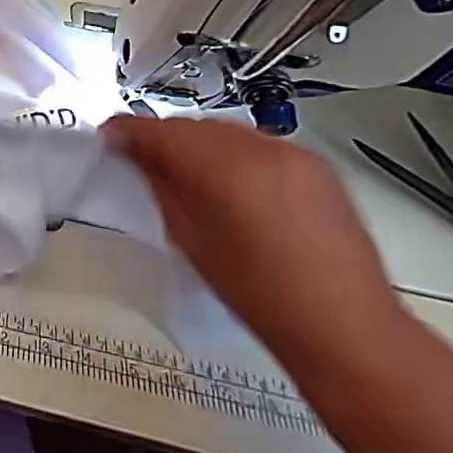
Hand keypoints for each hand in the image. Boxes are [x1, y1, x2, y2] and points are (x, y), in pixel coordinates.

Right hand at [103, 114, 407, 358]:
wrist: (342, 326)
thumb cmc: (262, 295)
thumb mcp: (189, 237)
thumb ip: (160, 186)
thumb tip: (140, 159)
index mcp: (224, 168)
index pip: (159, 130)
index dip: (127, 130)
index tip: (110, 136)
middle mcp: (262, 151)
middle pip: (192, 126)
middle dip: (161, 138)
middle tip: (139, 157)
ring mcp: (294, 155)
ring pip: (225, 131)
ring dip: (196, 144)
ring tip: (183, 173)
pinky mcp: (317, 166)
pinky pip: (258, 144)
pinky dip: (232, 153)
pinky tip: (226, 182)